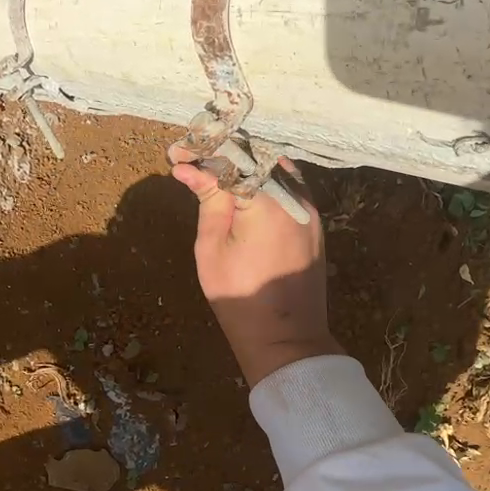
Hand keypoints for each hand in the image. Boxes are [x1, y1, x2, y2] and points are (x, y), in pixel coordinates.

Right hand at [170, 149, 341, 385]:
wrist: (286, 338)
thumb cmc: (238, 296)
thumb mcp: (212, 247)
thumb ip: (208, 200)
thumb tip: (188, 167)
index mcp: (268, 203)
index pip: (232, 159)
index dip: (202, 152)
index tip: (177, 153)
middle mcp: (295, 198)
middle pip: (257, 157)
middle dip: (222, 153)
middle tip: (191, 159)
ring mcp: (309, 209)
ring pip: (275, 167)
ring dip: (243, 163)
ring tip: (212, 169)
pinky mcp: (312, 221)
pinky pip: (287, 185)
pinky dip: (262, 178)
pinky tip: (240, 185)